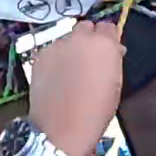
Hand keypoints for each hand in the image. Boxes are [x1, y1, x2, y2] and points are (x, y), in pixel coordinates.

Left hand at [26, 20, 123, 155]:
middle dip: (89, 38)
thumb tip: (113, 49)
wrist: (62, 128)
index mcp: (104, 43)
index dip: (108, 38)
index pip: (108, 26)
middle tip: (89, 58)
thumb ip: (113, 59)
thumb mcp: (115, 83)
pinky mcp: (40, 55)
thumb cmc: (96, 111)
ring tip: (70, 70)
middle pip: (86, 26)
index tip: (108, 50)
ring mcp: (57, 44)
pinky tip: (56, 77)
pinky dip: (55, 59)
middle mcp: (80, 37)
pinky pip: (52, 51)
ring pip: (67, 38)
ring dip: (71, 48)